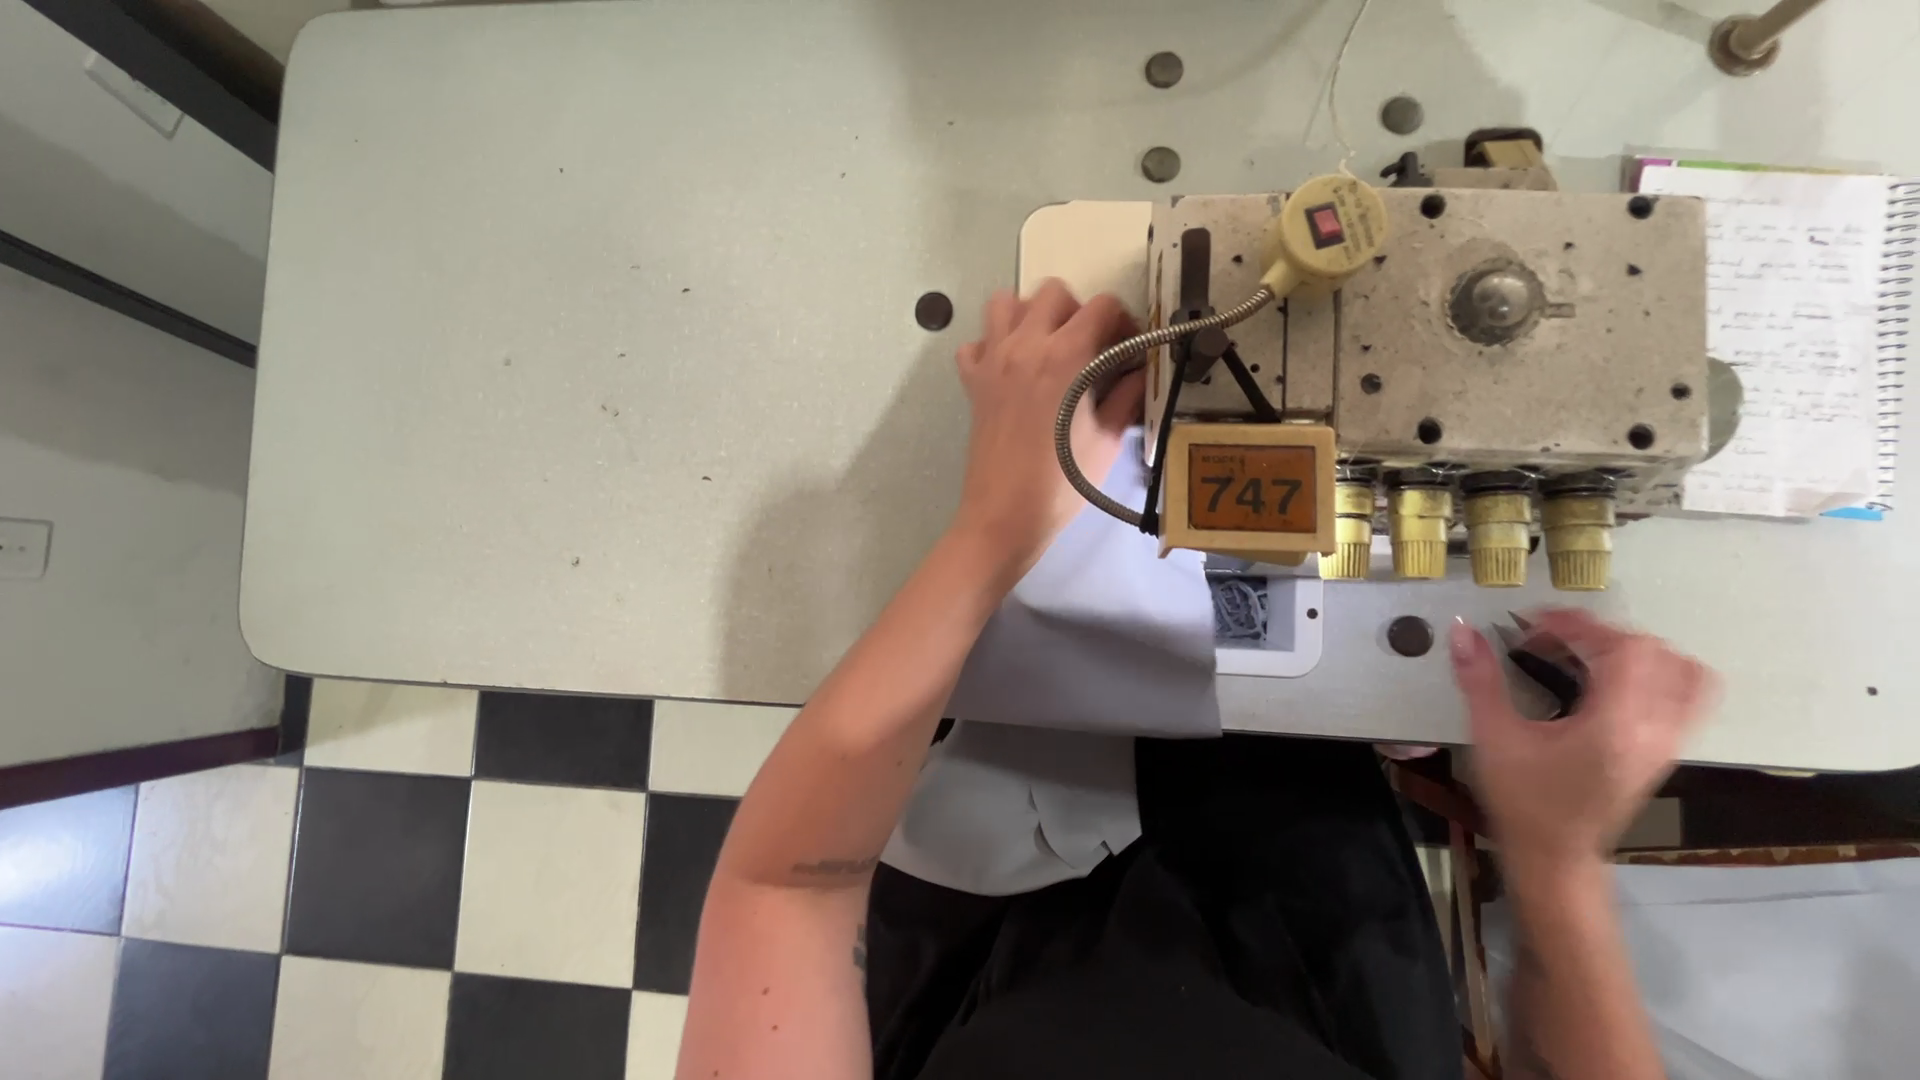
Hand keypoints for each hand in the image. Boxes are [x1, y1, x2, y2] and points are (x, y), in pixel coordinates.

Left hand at [949, 279, 1144, 583]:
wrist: (1004, 515)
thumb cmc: (1062, 484)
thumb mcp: (1108, 439)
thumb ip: (1127, 395)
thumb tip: (1139, 369)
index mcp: (1066, 355)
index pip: (1102, 306)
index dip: (1122, 321)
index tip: (1125, 347)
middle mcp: (1025, 346)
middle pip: (1053, 292)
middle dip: (1076, 310)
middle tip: (1086, 346)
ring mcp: (992, 361)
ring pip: (1005, 303)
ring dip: (1029, 315)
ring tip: (1044, 346)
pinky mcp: (971, 382)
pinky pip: (975, 343)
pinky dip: (991, 347)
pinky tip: (1008, 371)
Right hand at [1449, 610, 1717, 871]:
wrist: (1554, 853)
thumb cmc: (1523, 798)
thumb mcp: (1493, 736)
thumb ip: (1479, 679)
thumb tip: (1462, 630)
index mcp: (1616, 724)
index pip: (1624, 649)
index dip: (1579, 624)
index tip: (1533, 623)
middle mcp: (1655, 730)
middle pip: (1656, 653)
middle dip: (1601, 634)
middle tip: (1554, 639)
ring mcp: (1667, 742)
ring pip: (1684, 673)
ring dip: (1637, 652)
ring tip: (1589, 655)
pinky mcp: (1664, 750)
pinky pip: (1684, 696)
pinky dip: (1654, 674)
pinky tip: (1608, 681)